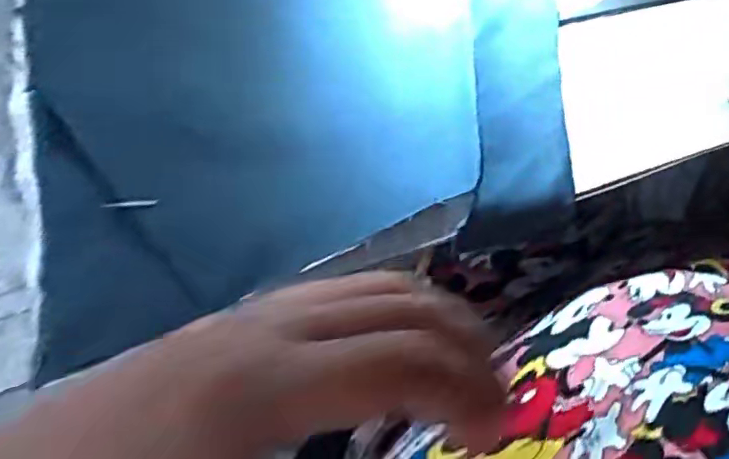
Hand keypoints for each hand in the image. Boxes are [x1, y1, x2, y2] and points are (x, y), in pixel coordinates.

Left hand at [0, 272, 504, 458]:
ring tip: (467, 361)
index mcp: (261, 387)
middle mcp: (268, 329)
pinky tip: (396, 347)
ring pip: (379, 286)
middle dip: (468, 344)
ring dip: (438, 316)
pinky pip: (341, 294)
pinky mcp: (228, 324)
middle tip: (498, 394)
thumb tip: (413, 450)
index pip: (404, 361)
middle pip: (406, 306)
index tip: (499, 432)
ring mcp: (247, 316)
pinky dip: (394, 310)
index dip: (465, 391)